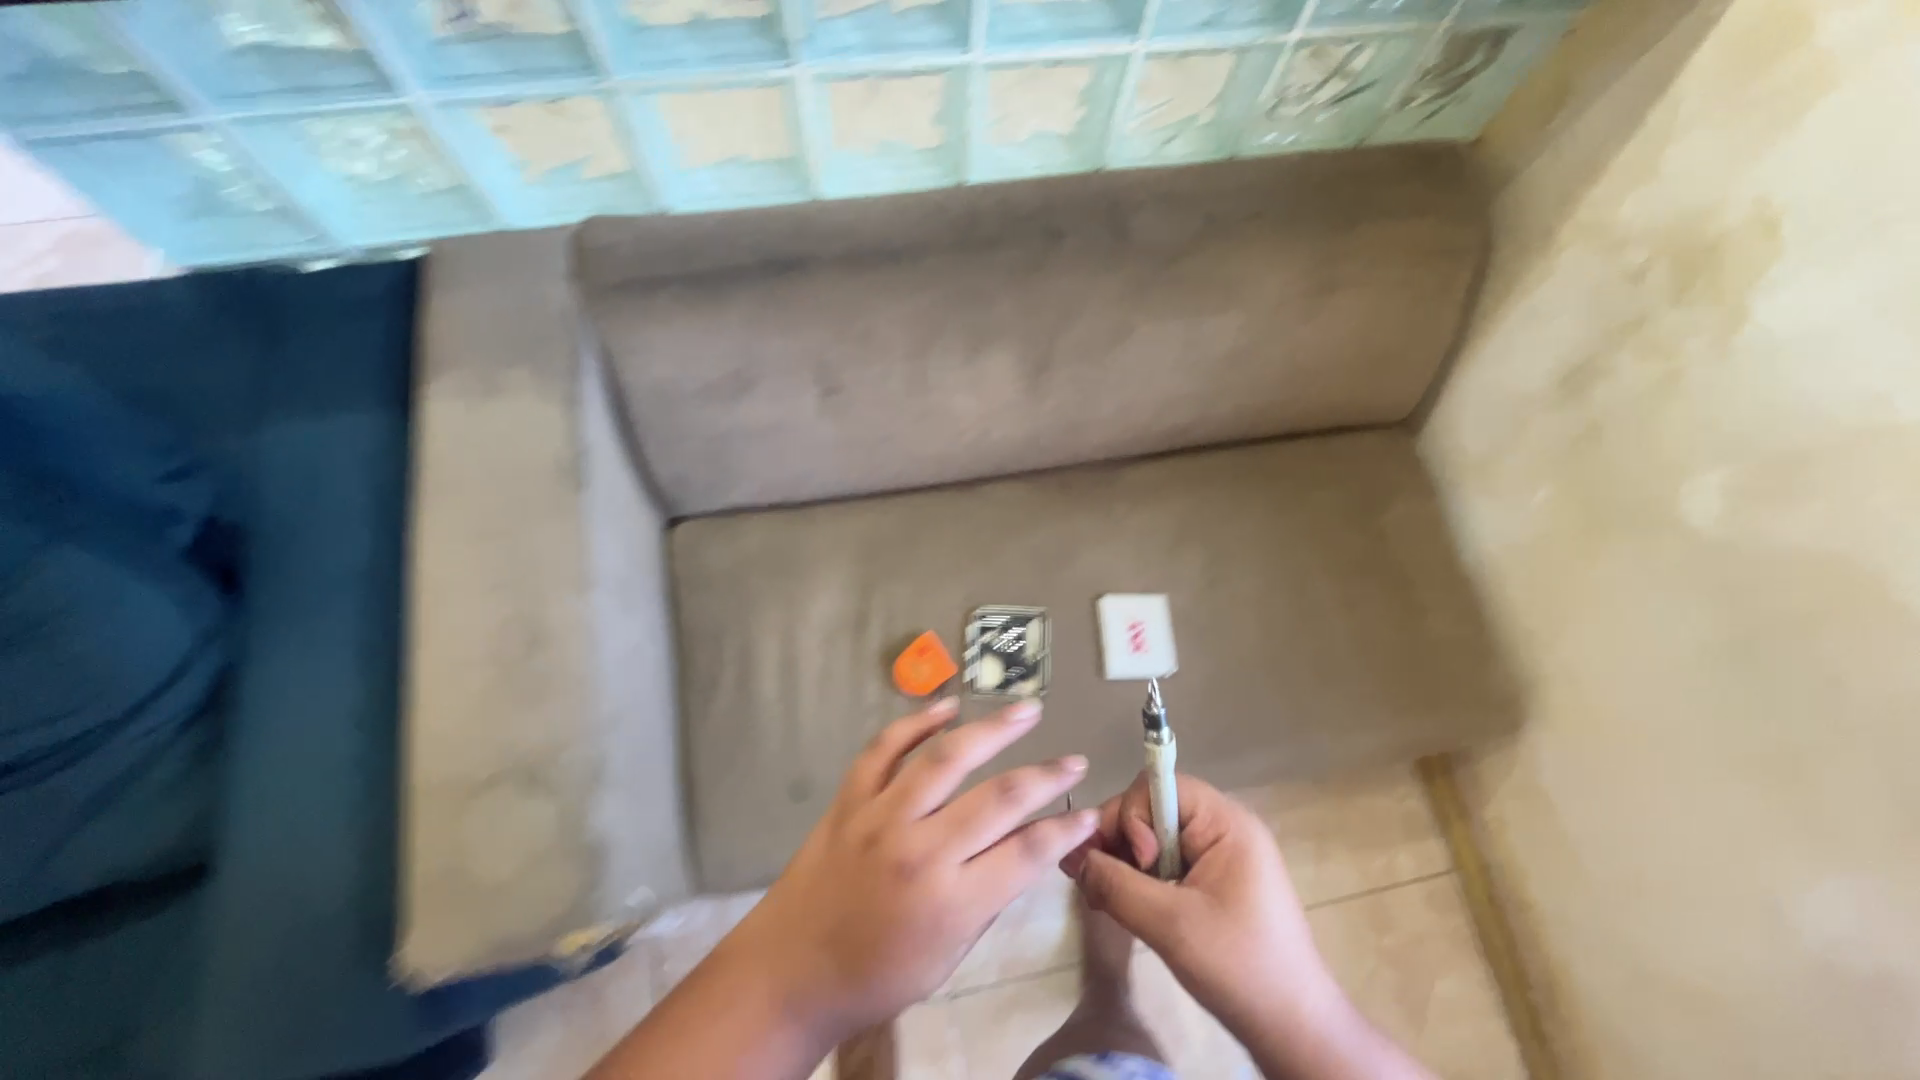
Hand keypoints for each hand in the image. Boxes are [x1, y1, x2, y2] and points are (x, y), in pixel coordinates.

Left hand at [726, 698, 1097, 1047]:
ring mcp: (881, 817)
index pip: (1029, 852)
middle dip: (1047, 776)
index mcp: (952, 901)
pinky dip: (915, 724)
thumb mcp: (948, 957)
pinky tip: (945, 708)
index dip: (1067, 829)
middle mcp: (921, 850)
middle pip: (999, 797)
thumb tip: (1023, 853)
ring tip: (1026, 710)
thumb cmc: (876, 976)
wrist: (790, 971)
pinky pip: (883, 750)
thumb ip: (987, 901)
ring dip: (992, 730)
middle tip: (1074, 760)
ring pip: (946, 758)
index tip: (1088, 813)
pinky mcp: (849, 801)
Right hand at [1065, 773, 1432, 1078]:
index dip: (1133, 814)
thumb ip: (1115, 883)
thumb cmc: (1238, 967)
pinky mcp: (1215, 883)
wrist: (1293, 1028)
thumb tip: (1072, 856)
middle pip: (1154, 809)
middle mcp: (1224, 828)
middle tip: (1099, 884)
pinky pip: (1166, 862)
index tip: (1133, 862)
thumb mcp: (1169, 924)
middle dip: (1120, 840)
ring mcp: (1221, 856)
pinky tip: (1124, 906)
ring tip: (1106, 900)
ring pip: (1155, 838)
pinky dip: (1140, 880)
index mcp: (1226, 824)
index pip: (1161, 786)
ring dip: (1125, 863)